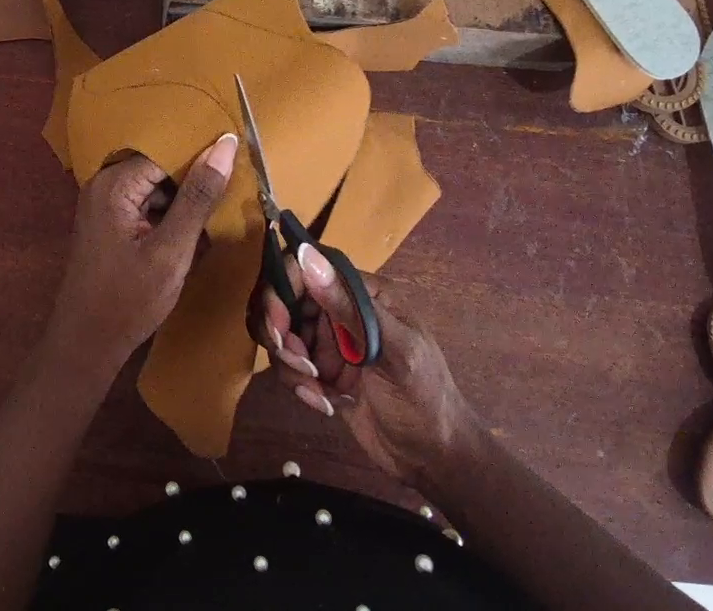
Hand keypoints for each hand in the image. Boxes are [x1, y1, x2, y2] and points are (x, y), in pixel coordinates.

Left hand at [46, 134, 237, 370]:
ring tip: (225, 203)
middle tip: (237, 183)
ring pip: (156, 185)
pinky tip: (198, 226)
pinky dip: (172, 213)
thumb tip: (225, 144)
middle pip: (160, 165)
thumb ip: (199, 196)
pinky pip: (148, 203)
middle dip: (195, 175)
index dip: (202, 153)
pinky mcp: (111, 222)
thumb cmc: (128, 299)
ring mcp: (105, 203)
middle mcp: (104, 184)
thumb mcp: (172, 249)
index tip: (239, 157)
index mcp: (114, 183)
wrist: (86, 344)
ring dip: (187, 196)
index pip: (166, 150)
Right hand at [248, 246, 474, 486]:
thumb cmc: (426, 397)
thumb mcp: (395, 351)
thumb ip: (350, 305)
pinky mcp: (320, 371)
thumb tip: (307, 255)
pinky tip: (326, 403)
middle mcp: (341, 310)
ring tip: (318, 389)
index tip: (279, 326)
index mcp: (364, 293)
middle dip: (281, 333)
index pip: (308, 267)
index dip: (283, 289)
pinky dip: (297, 384)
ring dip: (289, 363)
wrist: (433, 458)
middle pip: (285, 299)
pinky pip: (288, 365)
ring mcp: (329, 341)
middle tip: (300, 364)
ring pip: (281, 334)